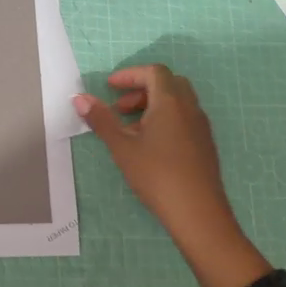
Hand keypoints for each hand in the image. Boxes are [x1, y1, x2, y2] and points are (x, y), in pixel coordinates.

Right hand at [75, 65, 271, 286]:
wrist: (199, 214)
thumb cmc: (157, 176)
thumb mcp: (122, 148)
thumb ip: (101, 120)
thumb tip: (80, 98)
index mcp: (171, 103)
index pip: (153, 72)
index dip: (130, 75)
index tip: (110, 87)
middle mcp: (190, 109)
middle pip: (168, 83)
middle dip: (141, 89)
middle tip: (120, 108)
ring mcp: (201, 127)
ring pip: (177, 103)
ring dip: (153, 106)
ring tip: (130, 131)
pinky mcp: (205, 145)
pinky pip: (184, 119)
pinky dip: (165, 120)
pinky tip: (150, 147)